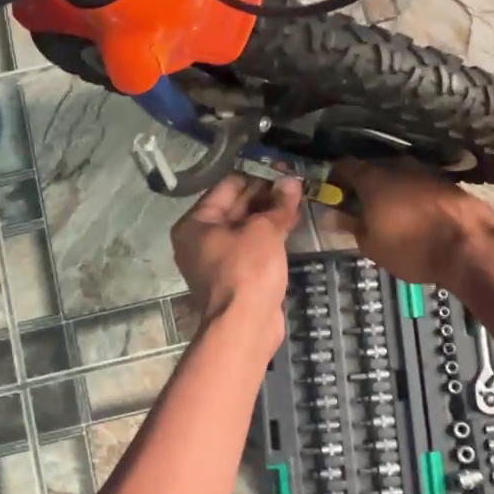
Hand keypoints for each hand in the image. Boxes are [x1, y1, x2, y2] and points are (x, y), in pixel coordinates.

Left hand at [171, 174, 303, 318]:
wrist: (245, 325)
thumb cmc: (247, 270)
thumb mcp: (264, 231)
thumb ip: (278, 204)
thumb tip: (292, 182)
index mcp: (195, 224)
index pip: (227, 187)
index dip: (256, 176)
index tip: (282, 168)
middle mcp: (199, 240)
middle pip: (235, 207)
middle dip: (264, 195)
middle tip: (294, 182)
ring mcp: (216, 260)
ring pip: (245, 228)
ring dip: (269, 215)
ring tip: (298, 198)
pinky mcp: (234, 276)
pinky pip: (251, 247)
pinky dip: (268, 236)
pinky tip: (291, 223)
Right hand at [331, 158, 493, 289]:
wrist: (472, 247)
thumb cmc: (413, 248)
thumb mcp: (373, 245)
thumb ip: (351, 226)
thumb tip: (332, 215)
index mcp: (373, 178)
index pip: (344, 165)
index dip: (335, 177)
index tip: (332, 191)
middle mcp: (398, 166)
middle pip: (373, 167)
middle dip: (364, 183)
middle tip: (360, 205)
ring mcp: (426, 171)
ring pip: (399, 174)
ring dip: (391, 188)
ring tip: (390, 211)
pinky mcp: (448, 181)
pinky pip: (420, 183)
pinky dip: (413, 193)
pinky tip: (415, 212)